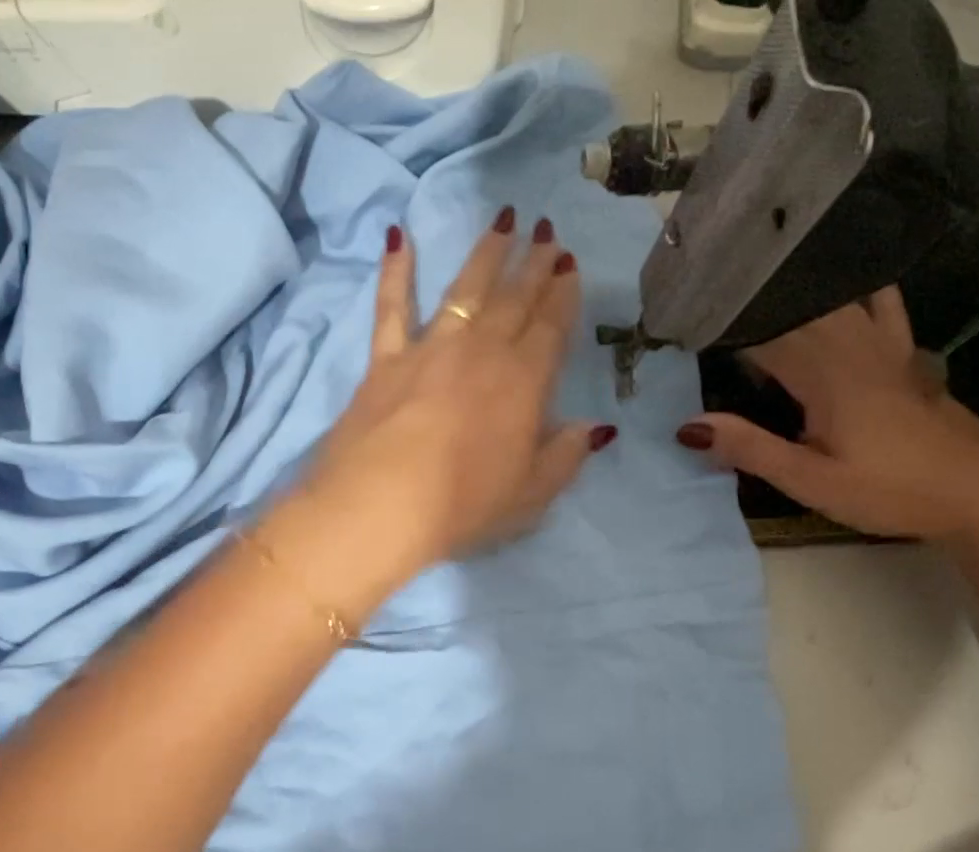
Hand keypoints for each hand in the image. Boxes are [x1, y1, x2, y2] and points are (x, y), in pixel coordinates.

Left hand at [296, 211, 610, 571]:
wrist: (382, 504)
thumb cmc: (465, 505)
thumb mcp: (531, 493)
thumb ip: (565, 456)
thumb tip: (595, 429)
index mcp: (525, 380)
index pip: (551, 326)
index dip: (564, 294)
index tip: (570, 265)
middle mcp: (482, 351)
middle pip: (514, 298)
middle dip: (534, 262)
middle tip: (547, 230)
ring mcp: (431, 348)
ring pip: (464, 288)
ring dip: (486, 253)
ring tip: (503, 220)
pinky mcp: (385, 359)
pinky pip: (391, 305)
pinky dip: (395, 269)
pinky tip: (396, 235)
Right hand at [675, 287, 978, 539]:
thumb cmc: (891, 490)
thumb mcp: (812, 481)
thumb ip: (751, 449)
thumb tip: (689, 426)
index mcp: (823, 373)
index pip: (761, 334)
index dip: (722, 326)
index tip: (685, 324)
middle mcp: (852, 344)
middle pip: (793, 307)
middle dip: (750, 304)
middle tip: (708, 305)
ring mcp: (885, 343)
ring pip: (831, 297)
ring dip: (792, 291)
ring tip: (756, 288)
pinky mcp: (906, 352)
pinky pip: (878, 300)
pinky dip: (853, 285)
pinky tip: (840, 283)